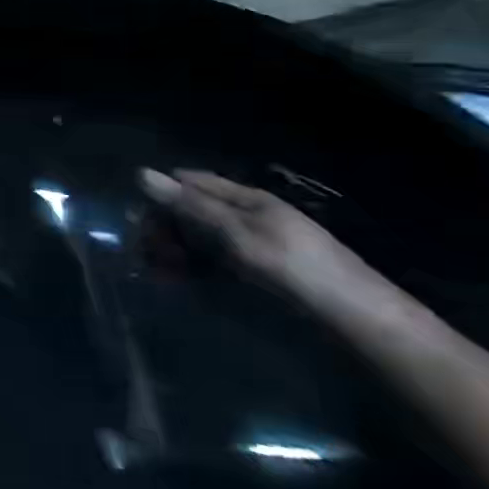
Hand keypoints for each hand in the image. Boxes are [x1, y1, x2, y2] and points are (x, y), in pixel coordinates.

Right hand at [140, 168, 375, 303]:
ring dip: (174, 251)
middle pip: (193, 212)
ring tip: (154, 272)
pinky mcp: (256, 274)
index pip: (191, 183)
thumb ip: (191, 205)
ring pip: (200, 240)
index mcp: (245, 198)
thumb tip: (142, 173)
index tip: (138, 218)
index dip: (162, 195)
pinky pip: (212, 264)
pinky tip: (177, 282)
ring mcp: (251, 246)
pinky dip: (191, 269)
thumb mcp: (236, 232)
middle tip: (143, 253)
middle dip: (165, 228)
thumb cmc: (291, 265)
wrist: (350, 315)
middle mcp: (246, 217)